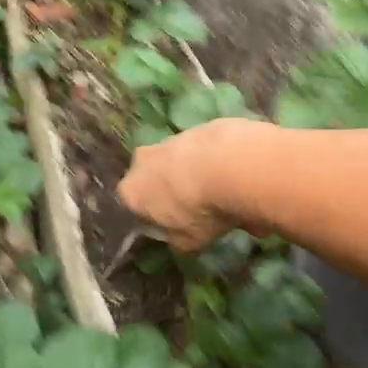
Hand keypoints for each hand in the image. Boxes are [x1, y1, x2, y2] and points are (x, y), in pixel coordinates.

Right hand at [117, 119, 251, 251]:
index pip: (132, 206)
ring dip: (193, 172)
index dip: (151, 216)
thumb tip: (179, 239)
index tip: (171, 225)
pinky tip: (235, 171)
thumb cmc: (202, 210)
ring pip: (178, 159)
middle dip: (170, 189)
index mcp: (132, 190)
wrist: (235, 164)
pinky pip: (203, 148)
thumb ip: (178, 240)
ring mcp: (171, 138)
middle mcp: (144, 160)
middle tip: (195, 207)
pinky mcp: (200, 125)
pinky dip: (214, 158)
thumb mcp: (190, 242)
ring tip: (222, 190)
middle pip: (153, 177)